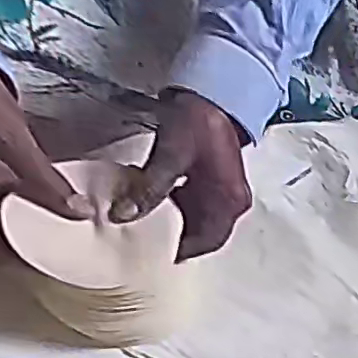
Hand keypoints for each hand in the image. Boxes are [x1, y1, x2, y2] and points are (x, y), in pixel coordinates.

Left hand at [113, 88, 251, 260]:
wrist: (214, 98)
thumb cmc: (196, 125)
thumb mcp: (169, 157)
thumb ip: (150, 190)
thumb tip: (123, 216)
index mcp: (228, 202)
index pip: (206, 242)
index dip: (182, 253)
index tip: (156, 259)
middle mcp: (234, 204)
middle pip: (206, 235)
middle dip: (180, 242)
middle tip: (149, 247)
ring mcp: (230, 194)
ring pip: (204, 223)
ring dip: (180, 226)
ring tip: (150, 227)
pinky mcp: (222, 185)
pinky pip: (204, 209)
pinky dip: (184, 212)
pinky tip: (161, 206)